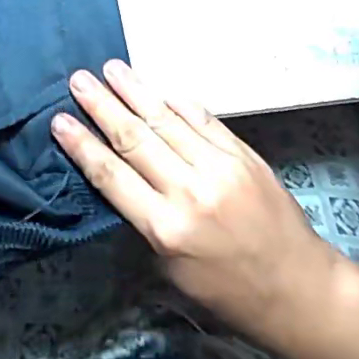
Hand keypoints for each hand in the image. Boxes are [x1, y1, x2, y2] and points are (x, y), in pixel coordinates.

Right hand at [51, 61, 358, 352]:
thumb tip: (123, 174)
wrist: (298, 288)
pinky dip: (180, 102)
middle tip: (79, 80)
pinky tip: (160, 88)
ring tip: (111, 69)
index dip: (82, 146)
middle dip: (102, 106)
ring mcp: (220, 168)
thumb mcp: (172, 269)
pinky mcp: (244, 155)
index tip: (60, 120)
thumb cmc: (227, 290)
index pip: (112, 176)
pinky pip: (204, 120)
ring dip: (136, 92)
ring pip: (167, 120)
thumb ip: (146, 220)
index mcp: (165, 228)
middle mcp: (189, 192)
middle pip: (135, 138)